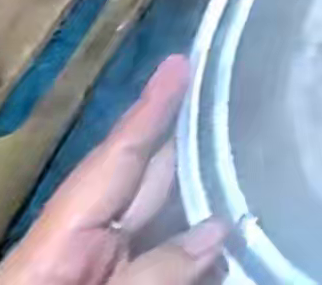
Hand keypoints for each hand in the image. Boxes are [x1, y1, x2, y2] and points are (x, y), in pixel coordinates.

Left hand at [0, 55, 227, 284]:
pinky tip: (244, 218)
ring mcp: (102, 270)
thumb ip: (151, 274)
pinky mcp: (126, 283)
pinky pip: (173, 252)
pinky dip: (207, 234)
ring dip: (214, 188)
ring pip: (169, 216)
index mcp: (58, 245)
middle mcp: (83, 248)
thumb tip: (220, 229)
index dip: (151, 109)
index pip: (116, 160)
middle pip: (150, 180)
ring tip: (263, 146)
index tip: (181, 59)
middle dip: (197, 138)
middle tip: (246, 90)